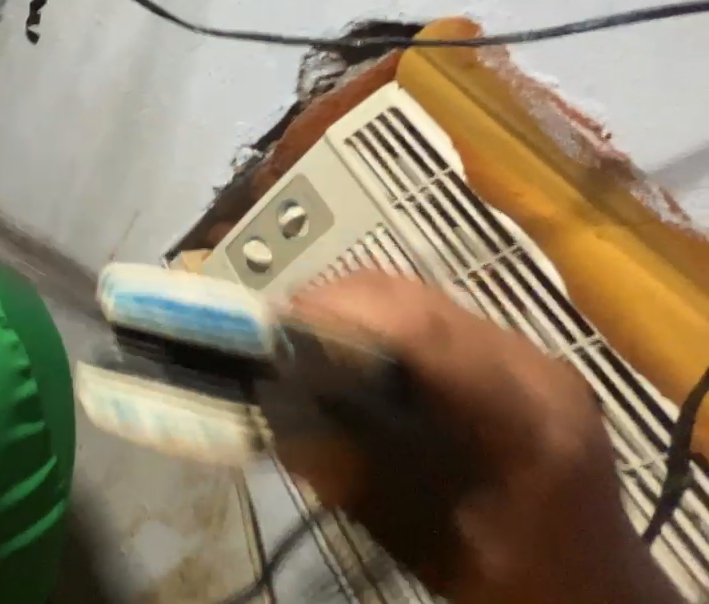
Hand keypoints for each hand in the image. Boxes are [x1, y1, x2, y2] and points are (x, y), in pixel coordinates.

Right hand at [285, 272, 680, 603]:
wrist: (596, 587)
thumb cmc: (504, 566)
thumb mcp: (419, 530)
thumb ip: (345, 464)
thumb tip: (268, 401)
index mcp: (520, 419)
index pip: (416, 330)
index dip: (334, 314)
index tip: (273, 325)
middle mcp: (529, 369)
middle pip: (407, 297)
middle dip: (329, 303)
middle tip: (279, 331)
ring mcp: (527, 353)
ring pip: (413, 291)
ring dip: (349, 303)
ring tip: (308, 333)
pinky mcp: (515, 351)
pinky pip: (428, 306)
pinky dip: (376, 312)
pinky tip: (356, 344)